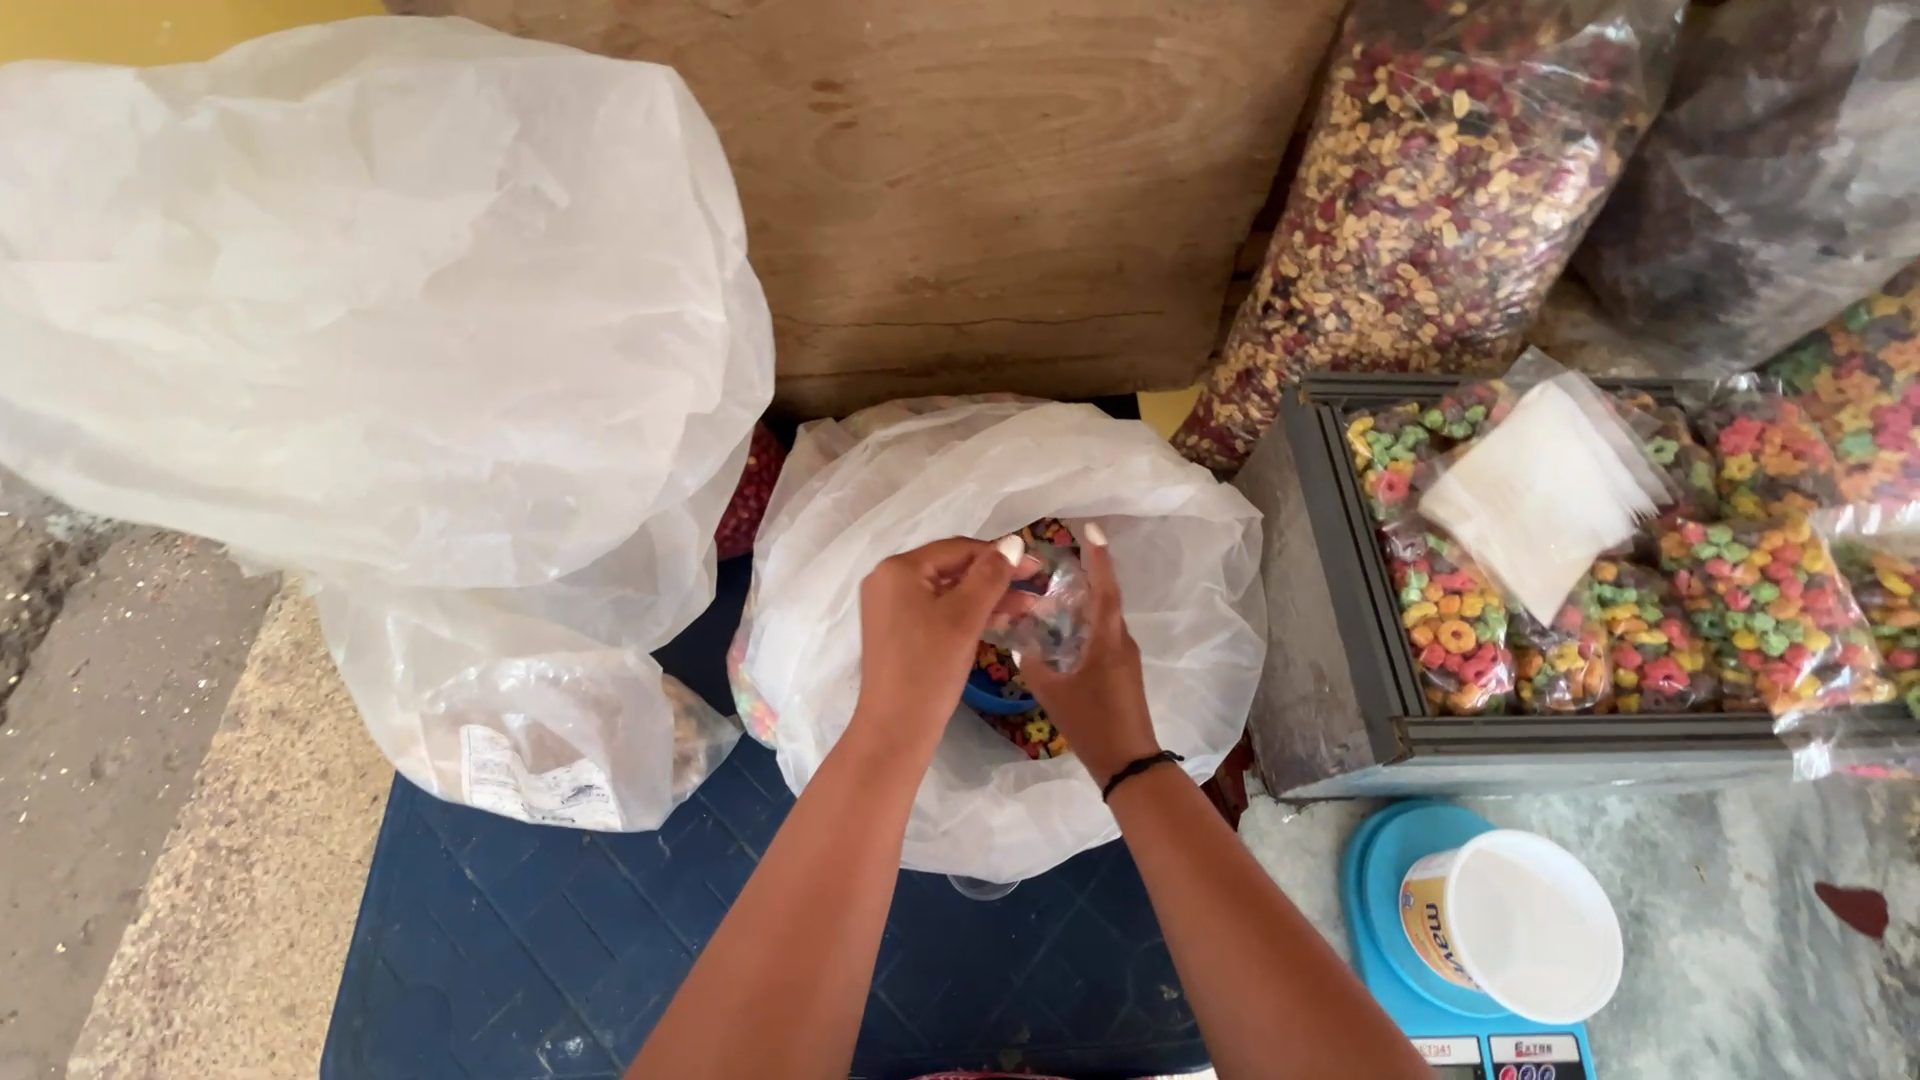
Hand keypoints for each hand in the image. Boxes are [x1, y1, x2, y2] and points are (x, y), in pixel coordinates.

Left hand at [851, 537, 1026, 749]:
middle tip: (1035, 585)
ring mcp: (891, 608)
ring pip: (948, 592)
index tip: (1036, 565)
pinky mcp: (899, 632)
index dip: (999, 554)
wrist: (896, 728)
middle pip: (952, 568)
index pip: (957, 549)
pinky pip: (938, 611)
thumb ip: (991, 576)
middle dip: (995, 578)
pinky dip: (968, 614)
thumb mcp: (965, 617)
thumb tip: (1014, 542)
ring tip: (1028, 607)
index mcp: (898, 569)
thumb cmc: (930, 666)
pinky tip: (1001, 620)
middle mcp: (888, 581)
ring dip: (987, 598)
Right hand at [1017, 525, 1162, 786]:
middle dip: (1086, 576)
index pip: (1105, 588)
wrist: (1128, 763)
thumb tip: (1021, 644)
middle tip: (1058, 560)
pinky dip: (1085, 627)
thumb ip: (1035, 664)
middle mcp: (1121, 641)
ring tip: (1053, 595)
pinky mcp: (1123, 673)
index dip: (1098, 558)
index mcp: (1107, 639)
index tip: (1092, 529)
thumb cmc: (1091, 723)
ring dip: (1083, 604)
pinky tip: (1064, 634)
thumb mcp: (1053, 693)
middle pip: (1104, 600)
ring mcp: (1125, 658)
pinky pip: (1103, 638)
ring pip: (1103, 620)